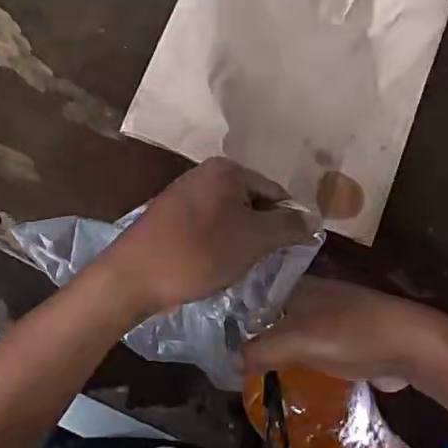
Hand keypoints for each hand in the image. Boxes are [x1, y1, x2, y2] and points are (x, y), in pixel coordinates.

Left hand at [92, 158, 312, 319]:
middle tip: (261, 261)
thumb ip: (289, 226)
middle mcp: (205, 173)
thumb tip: (313, 219)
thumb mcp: (255, 239)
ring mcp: (184, 194)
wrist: (133, 277)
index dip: (287, 223)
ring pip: (231, 218)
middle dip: (262, 232)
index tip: (287, 252)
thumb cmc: (200, 253)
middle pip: (253, 203)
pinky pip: (208, 226)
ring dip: (240, 241)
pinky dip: (217, 244)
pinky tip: (212, 265)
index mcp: (227, 170)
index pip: (276, 193)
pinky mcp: (169, 217)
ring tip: (236, 266)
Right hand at [240, 277, 447, 388]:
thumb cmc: (349, 335)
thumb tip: (230, 362)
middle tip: (226, 364)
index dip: (231, 317)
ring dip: (277, 350)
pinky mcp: (350, 338)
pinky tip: (290, 377)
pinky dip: (302, 360)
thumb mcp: (296, 342)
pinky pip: (315, 348)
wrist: (410, 345)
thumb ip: (259, 350)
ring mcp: (334, 316)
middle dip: (252, 336)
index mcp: (297, 286)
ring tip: (252, 374)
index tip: (210, 341)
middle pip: (272, 315)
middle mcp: (313, 295)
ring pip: (293, 332)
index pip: (252, 296)